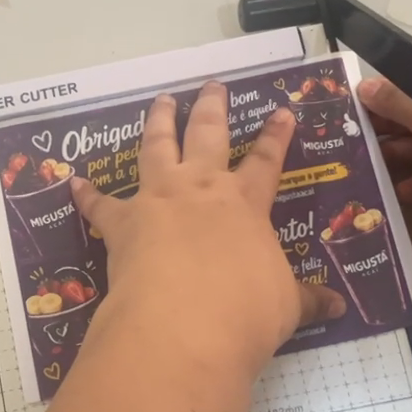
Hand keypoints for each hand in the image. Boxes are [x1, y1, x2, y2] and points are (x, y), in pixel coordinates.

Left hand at [72, 82, 345, 373]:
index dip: (275, 136)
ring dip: (158, 122)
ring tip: (160, 101)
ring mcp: (158, 200)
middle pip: (207, 136)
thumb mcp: (286, 307)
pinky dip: (86, 194)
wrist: (183, 327)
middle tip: (211, 84)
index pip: (266, 161)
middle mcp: (200, 190)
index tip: (281, 111)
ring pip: (156, 148)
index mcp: (244, 205)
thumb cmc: (244, 314)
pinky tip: (74, 182)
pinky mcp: (122, 224)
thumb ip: (306, 300)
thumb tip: (338, 307)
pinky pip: (100, 204)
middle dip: (211, 107)